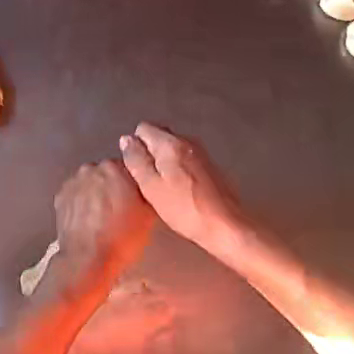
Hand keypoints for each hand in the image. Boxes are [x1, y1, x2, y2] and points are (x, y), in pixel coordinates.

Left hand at [45, 160, 153, 298]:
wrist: (87, 259)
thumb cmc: (123, 237)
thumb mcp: (148, 213)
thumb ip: (146, 189)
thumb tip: (144, 182)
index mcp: (115, 167)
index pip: (128, 166)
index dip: (132, 182)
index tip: (135, 196)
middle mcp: (91, 168)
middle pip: (107, 173)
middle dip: (113, 185)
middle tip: (120, 208)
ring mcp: (73, 181)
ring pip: (90, 183)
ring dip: (96, 193)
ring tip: (102, 217)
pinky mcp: (60, 196)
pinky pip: (75, 194)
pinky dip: (81, 202)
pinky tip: (88, 220)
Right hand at [118, 123, 244, 249]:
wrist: (226, 226)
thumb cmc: (184, 208)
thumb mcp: (151, 187)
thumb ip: (136, 160)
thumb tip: (126, 139)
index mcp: (170, 143)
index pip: (143, 128)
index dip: (135, 146)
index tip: (138, 169)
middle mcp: (187, 140)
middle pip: (159, 134)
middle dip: (150, 152)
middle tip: (149, 180)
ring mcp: (201, 151)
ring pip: (172, 147)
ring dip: (164, 161)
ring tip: (164, 187)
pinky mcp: (210, 165)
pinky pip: (185, 157)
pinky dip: (177, 167)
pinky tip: (179, 189)